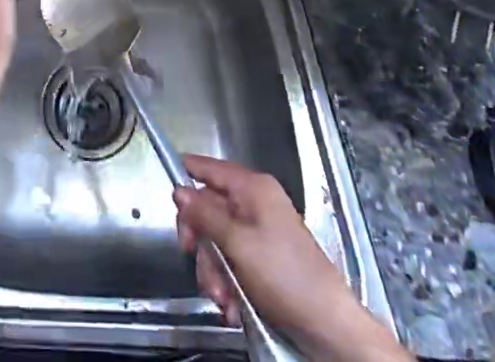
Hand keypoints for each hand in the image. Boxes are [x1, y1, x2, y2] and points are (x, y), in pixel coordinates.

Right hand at [174, 155, 408, 361]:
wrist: (327, 325)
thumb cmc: (285, 276)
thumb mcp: (237, 244)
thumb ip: (205, 215)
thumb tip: (180, 190)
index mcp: (253, 189)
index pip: (211, 168)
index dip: (187, 174)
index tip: (167, 191)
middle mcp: (256, 204)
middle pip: (208, 209)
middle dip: (200, 242)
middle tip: (193, 257)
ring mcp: (260, 231)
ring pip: (216, 241)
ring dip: (213, 271)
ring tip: (223, 297)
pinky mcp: (263, 259)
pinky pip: (231, 261)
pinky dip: (227, 283)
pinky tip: (233, 305)